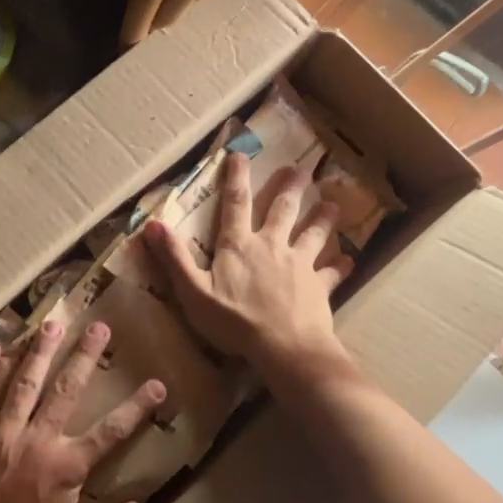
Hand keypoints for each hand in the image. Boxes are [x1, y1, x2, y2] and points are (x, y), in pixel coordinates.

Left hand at [0, 321, 166, 502]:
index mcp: (66, 467)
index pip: (112, 430)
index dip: (138, 407)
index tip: (157, 383)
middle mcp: (36, 440)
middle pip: (66, 389)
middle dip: (85, 356)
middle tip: (99, 327)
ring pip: (24, 382)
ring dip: (41, 351)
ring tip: (54, 324)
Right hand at [143, 151, 350, 371]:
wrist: (285, 347)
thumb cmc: (235, 322)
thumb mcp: (193, 292)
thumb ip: (175, 258)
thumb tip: (152, 225)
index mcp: (239, 246)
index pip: (235, 203)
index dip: (236, 177)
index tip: (241, 154)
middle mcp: (271, 246)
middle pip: (282, 210)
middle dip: (289, 187)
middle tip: (299, 169)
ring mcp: (299, 265)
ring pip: (313, 234)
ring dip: (321, 218)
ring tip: (331, 204)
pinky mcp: (319, 286)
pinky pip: (332, 273)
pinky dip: (340, 267)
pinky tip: (349, 261)